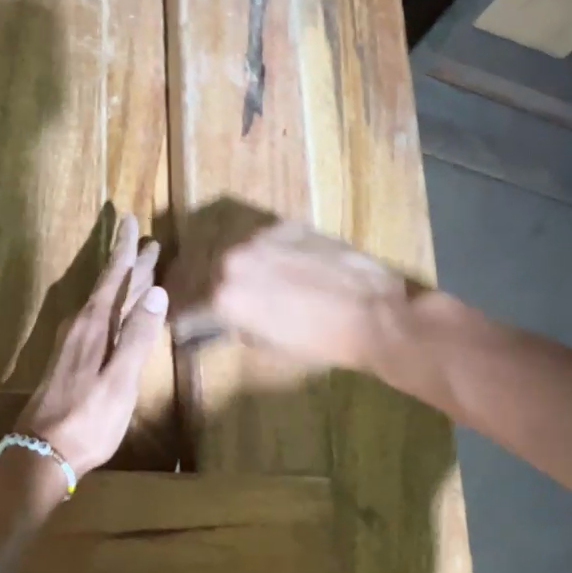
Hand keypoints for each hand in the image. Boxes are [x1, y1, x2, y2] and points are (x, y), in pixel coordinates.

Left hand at [14, 214, 166, 475]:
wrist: (42, 452)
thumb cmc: (88, 419)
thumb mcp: (120, 381)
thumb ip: (137, 337)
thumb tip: (157, 292)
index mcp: (93, 326)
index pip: (115, 278)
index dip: (127, 251)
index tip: (132, 221)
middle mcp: (79, 326)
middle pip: (108, 285)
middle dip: (126, 261)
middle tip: (141, 236)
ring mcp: (70, 343)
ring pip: (100, 301)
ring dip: (118, 282)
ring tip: (132, 266)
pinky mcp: (67, 359)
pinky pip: (94, 317)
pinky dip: (110, 305)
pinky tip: (112, 312)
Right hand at [163, 199, 417, 373]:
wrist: (374, 314)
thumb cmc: (320, 343)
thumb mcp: (270, 347)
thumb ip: (242, 328)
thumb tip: (235, 321)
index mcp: (223, 296)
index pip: (197, 304)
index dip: (202, 314)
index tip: (202, 319)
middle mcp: (233, 261)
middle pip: (219, 271)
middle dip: (229, 284)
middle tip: (247, 298)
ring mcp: (262, 238)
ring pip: (245, 252)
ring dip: (253, 264)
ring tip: (275, 280)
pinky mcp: (289, 225)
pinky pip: (272, 239)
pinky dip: (278, 251)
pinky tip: (298, 266)